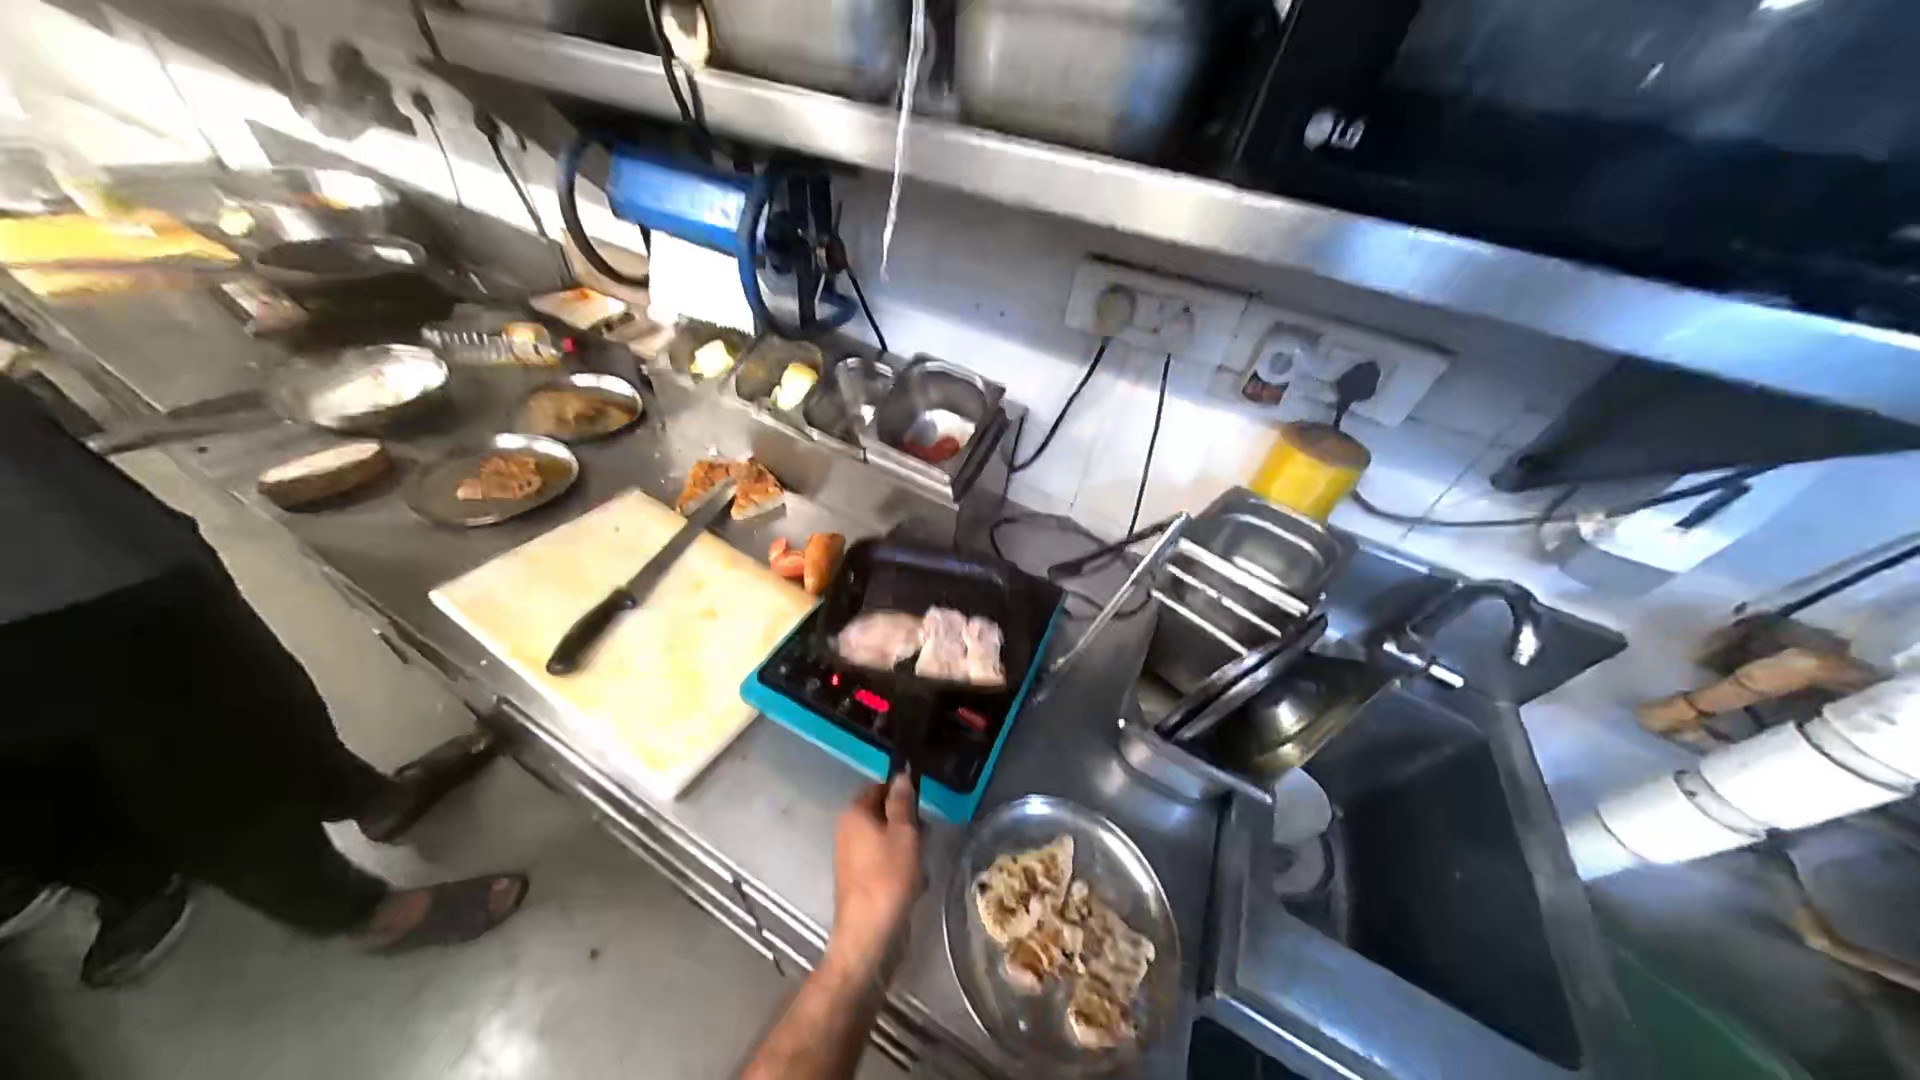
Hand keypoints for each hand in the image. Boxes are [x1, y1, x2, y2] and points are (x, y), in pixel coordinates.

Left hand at [828, 775, 923, 976]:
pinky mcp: (856, 878)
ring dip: (906, 846)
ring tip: (921, 864)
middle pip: (883, 813)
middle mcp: (847, 829)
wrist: (867, 934)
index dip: (902, 794)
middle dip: (907, 823)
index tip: (922, 809)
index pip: (879, 787)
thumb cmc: (889, 877)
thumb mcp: (904, 833)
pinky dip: (898, 866)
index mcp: (854, 813)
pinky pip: (881, 860)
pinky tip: (912, 882)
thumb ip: (902, 802)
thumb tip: (900, 774)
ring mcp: (849, 855)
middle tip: (925, 838)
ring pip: (885, 837)